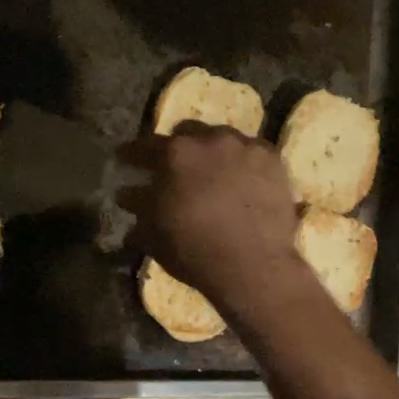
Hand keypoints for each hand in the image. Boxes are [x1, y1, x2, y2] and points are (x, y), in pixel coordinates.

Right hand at [122, 123, 303, 305]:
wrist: (252, 264)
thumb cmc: (192, 250)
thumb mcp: (153, 234)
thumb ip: (138, 207)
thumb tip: (126, 195)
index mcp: (174, 154)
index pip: (144, 145)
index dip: (132, 154)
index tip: (124, 159)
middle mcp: (210, 139)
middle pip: (187, 133)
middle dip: (177, 148)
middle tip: (173, 169)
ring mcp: (246, 146)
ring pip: (221, 139)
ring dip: (211, 153)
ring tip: (210, 175)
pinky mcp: (273, 159)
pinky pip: (250, 152)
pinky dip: (240, 163)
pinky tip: (240, 182)